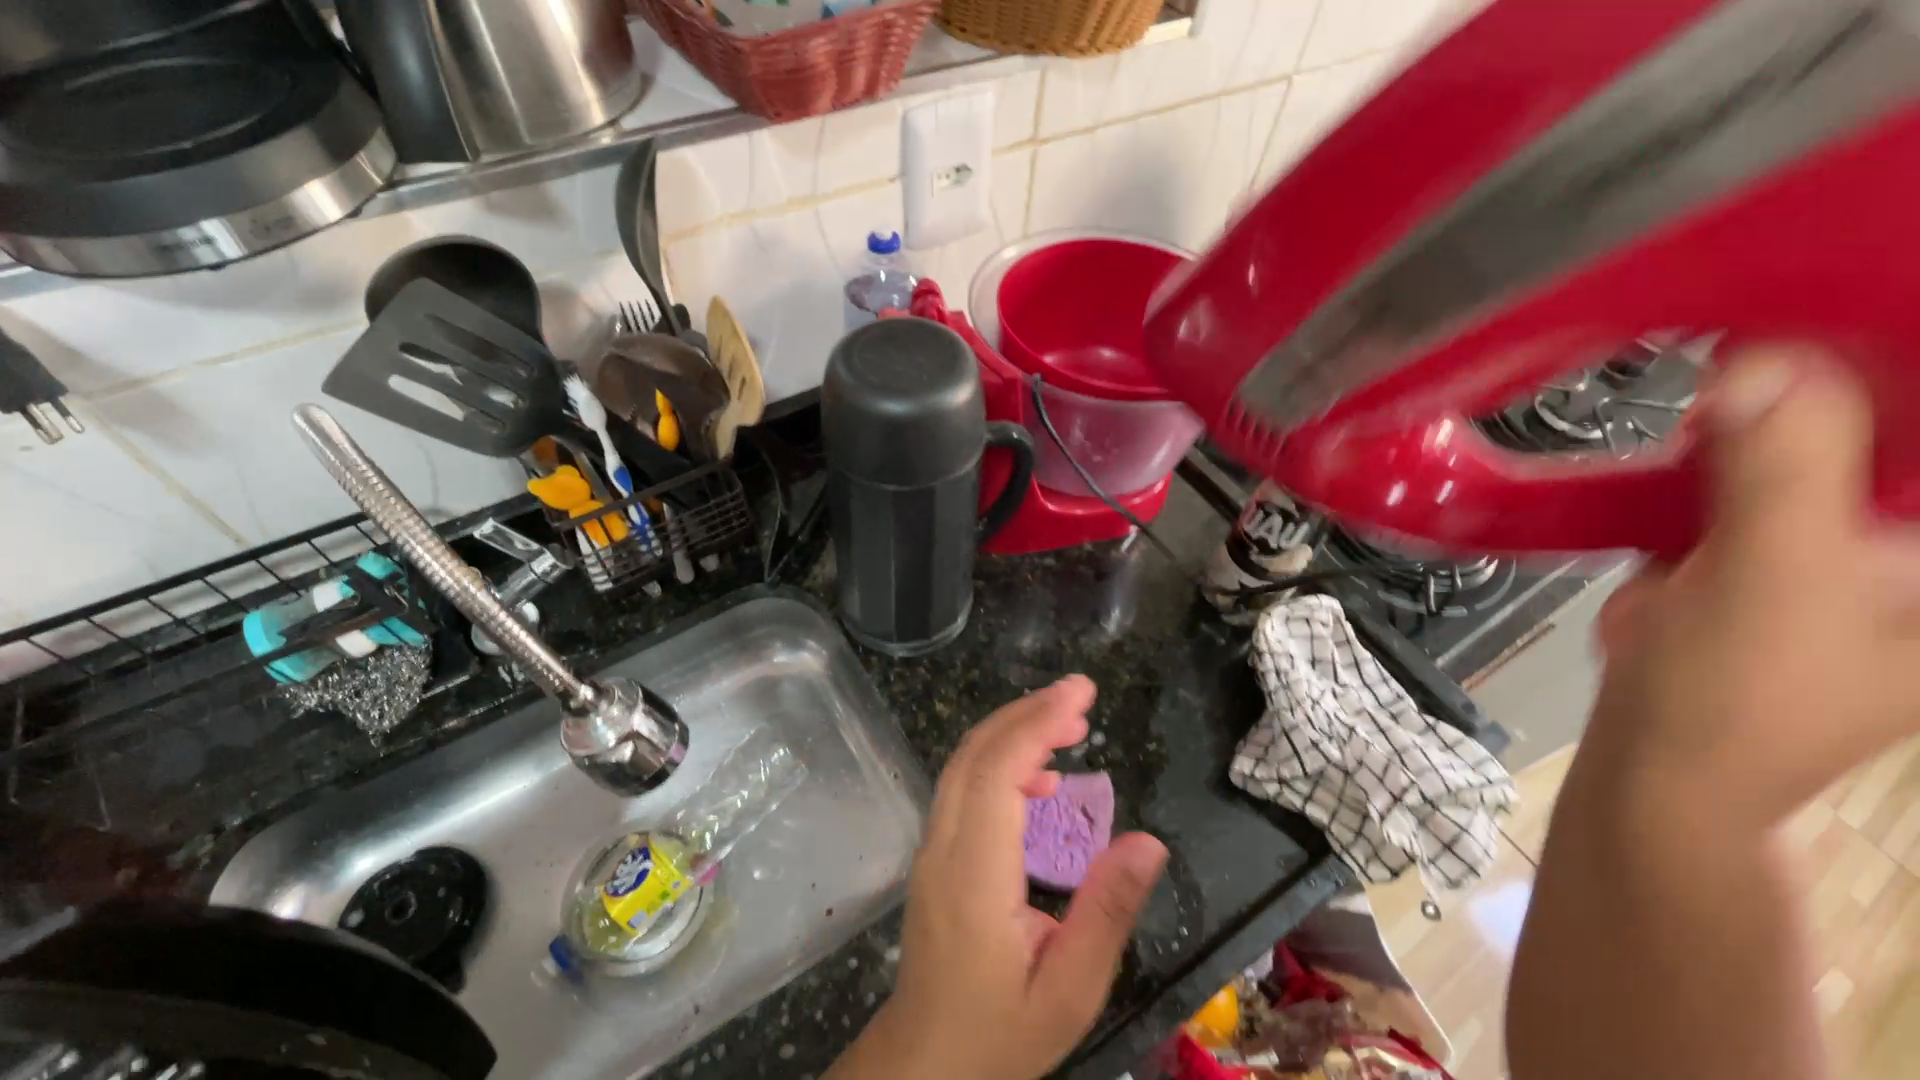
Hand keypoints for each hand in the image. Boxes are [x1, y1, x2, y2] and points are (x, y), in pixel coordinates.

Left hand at [829, 676, 1168, 1079]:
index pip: (998, 773)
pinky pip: (962, 790)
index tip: (1082, 693)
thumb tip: (1149, 841)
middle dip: (1026, 713)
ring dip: (1012, 732)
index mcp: (975, 875)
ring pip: (963, 766)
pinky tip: (1041, 779)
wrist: (925, 1063)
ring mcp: (932, 851)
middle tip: (1082, 695)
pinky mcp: (935, 859)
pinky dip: (999, 762)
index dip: (1037, 724)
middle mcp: (944, 848)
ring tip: (1070, 723)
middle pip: (974, 754)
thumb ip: (1106, 913)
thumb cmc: (1000, 1033)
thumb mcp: (1069, 989)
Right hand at [1585, 348, 1919, 826]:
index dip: (1907, 350)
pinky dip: (1746, 425)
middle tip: (1783, 315)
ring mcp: (1866, 529)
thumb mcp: (1774, 578)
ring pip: (1847, 423)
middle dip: (1854, 362)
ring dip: (1795, 389)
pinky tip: (1719, 411)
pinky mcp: (1791, 528)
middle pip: (1904, 408)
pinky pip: (1781, 450)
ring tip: (1748, 353)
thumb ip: (1782, 468)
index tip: (1856, 292)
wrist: (1659, 752)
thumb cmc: (1739, 693)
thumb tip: (1765, 359)